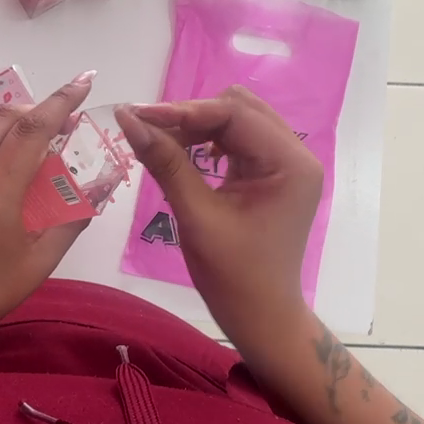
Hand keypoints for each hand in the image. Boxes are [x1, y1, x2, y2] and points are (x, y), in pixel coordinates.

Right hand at [115, 87, 322, 362]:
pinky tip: (184, 154)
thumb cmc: (231, 274)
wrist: (259, 315)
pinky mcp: (271, 176)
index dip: (183, 111)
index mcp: (289, 163)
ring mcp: (285, 165)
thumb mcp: (195, 216)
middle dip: (190, 115)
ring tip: (160, 142)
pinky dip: (208, 141)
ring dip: (197, 126)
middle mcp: (294, 155)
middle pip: (238, 108)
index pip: (233, 114)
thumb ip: (165, 163)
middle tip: (147, 131)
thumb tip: (129, 121)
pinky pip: (238, 142)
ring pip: (237, 121)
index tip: (137, 116)